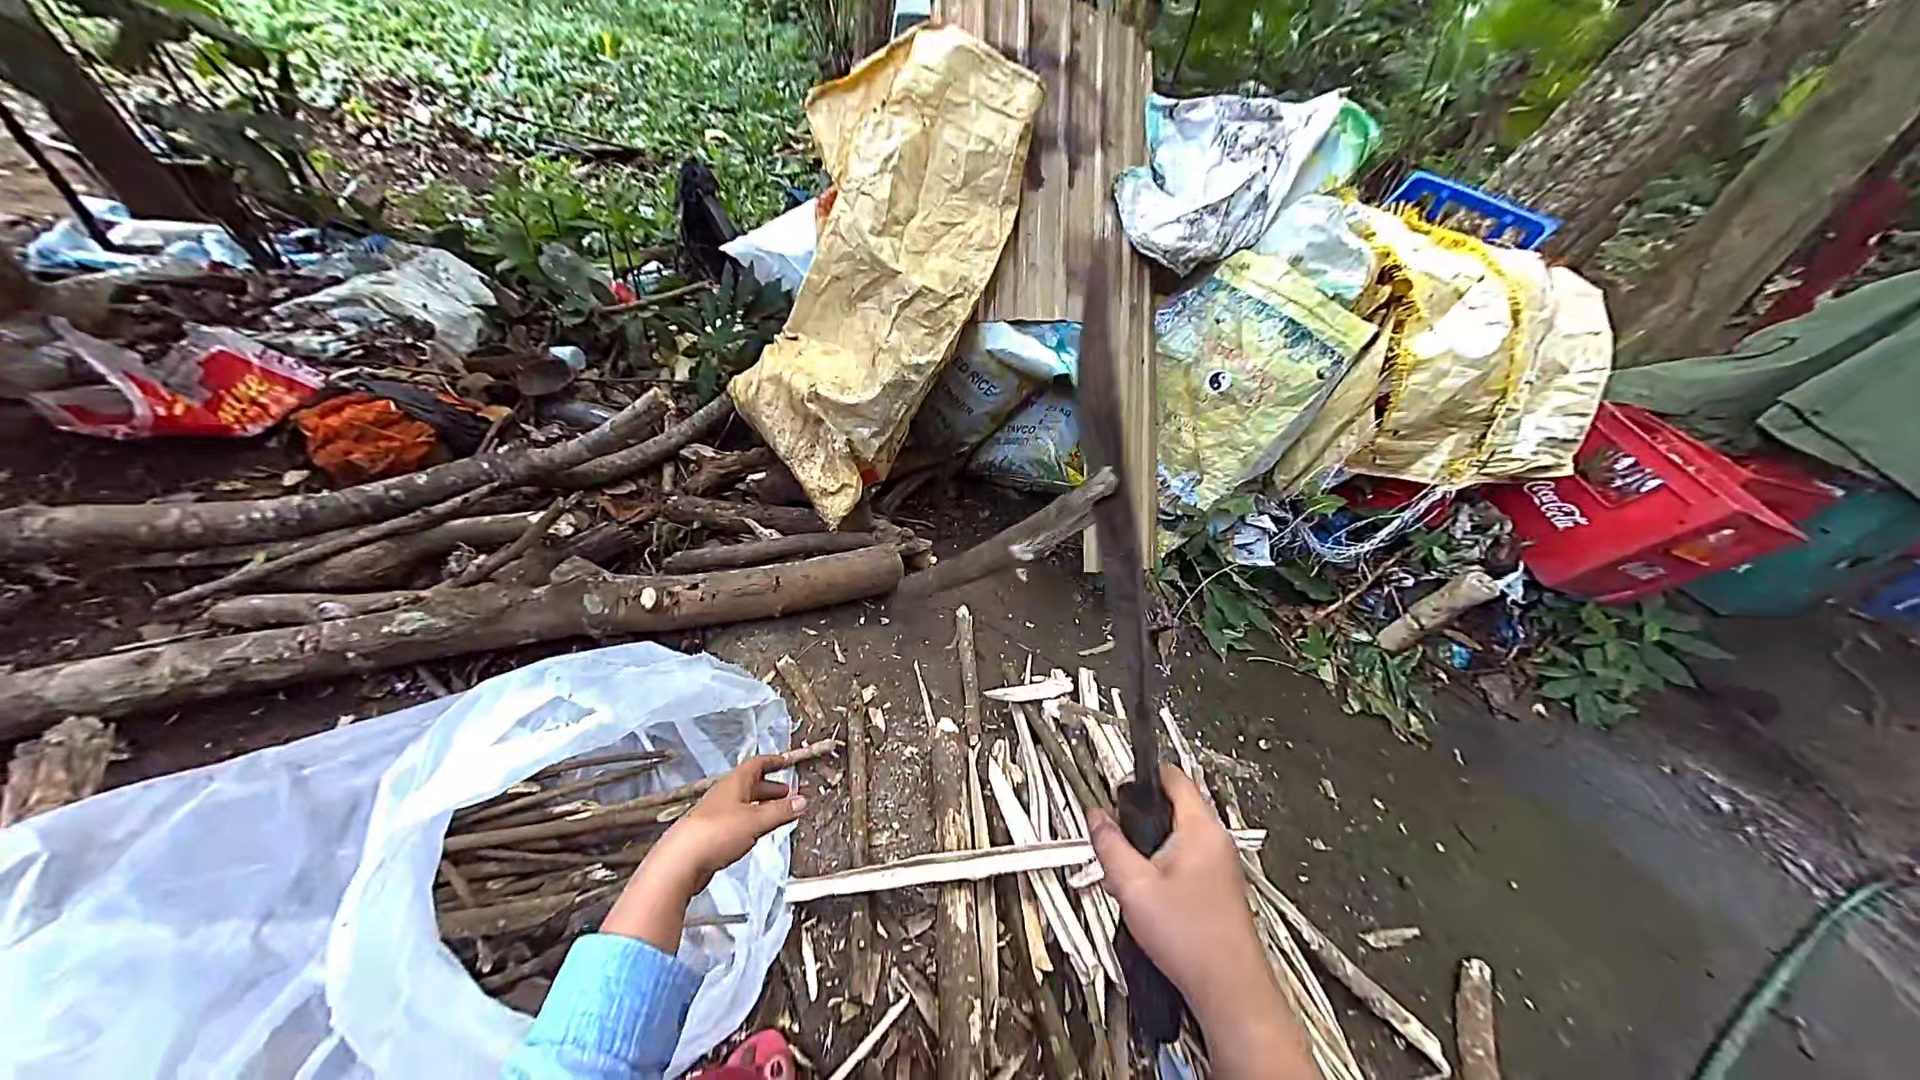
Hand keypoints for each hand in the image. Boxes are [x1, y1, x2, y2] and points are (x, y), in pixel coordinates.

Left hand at [650, 754, 808, 893]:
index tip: (786, 762)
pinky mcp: (709, 834)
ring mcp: (714, 814)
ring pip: (743, 804)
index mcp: (734, 783)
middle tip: (787, 794)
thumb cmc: (718, 832)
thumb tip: (802, 801)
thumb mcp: (756, 820)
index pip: (756, 765)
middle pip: (750, 785)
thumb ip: (780, 811)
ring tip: (776, 814)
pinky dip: (750, 821)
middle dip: (769, 788)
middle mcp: (724, 795)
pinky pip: (736, 820)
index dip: (772, 762)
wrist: (680, 862)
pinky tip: (755, 833)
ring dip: (760, 806)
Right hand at [1089, 765, 1314, 1077]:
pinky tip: (1150, 891)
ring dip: (1151, 843)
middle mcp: (1216, 841)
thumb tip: (1096, 818)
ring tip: (1132, 868)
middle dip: (1140, 816)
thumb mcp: (1133, 886)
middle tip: (1118, 833)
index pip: (1172, 776)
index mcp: (1200, 829)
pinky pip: (1186, 856)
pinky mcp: (1219, 885)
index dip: (1142, 776)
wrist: (1229, 991)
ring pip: (1177, 833)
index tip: (1121, 785)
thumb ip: (1109, 844)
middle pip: (1172, 804)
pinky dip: (1164, 863)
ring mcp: (1221, 864)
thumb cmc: (1194, 942)